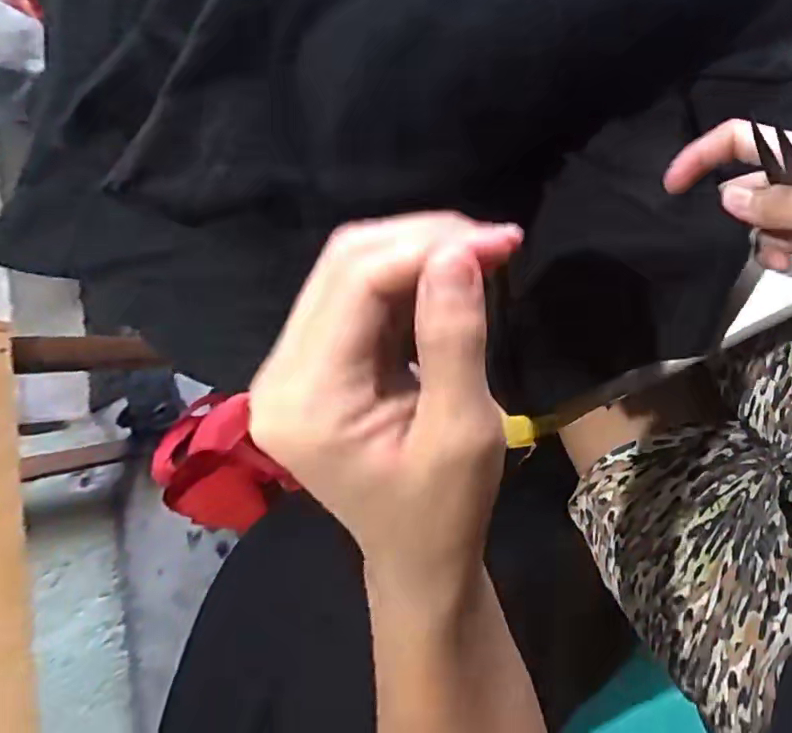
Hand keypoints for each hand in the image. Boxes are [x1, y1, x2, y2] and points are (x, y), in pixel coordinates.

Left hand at [249, 213, 522, 596]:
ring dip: (425, 248)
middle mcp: (286, 371)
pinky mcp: (329, 362)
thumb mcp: (462, 427)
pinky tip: (462, 273)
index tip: (505, 240)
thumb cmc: (445, 504)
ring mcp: (302, 365)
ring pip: (355, 268)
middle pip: (346, 263)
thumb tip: (461, 254)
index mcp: (308, 395)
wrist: (419, 554)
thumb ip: (454, 338)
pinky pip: (368, 293)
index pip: (358, 283)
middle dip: (427, 237)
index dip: (432, 247)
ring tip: (489, 251)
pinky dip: (420, 272)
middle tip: (500, 241)